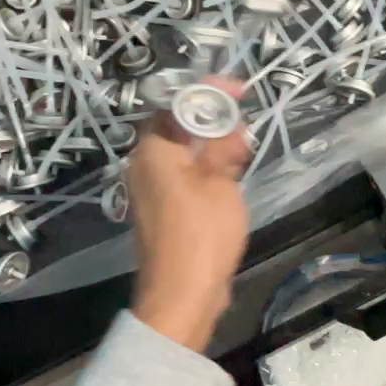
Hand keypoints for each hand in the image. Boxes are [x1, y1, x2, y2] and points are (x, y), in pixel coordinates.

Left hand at [127, 78, 250, 351]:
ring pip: (179, 152)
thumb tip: (231, 128)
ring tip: (241, 144)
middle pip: (174, 126)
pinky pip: (181, 174)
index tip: (240, 90)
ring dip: (208, 143)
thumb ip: (224, 148)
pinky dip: (203, 166)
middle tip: (242, 118)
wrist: (181, 295)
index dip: (208, 92)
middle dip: (209, 118)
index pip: (177, 104)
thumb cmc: (201, 234)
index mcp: (153, 151)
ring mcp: (149, 189)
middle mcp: (143, 165)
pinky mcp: (160, 211)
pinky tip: (228, 174)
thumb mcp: (221, 184)